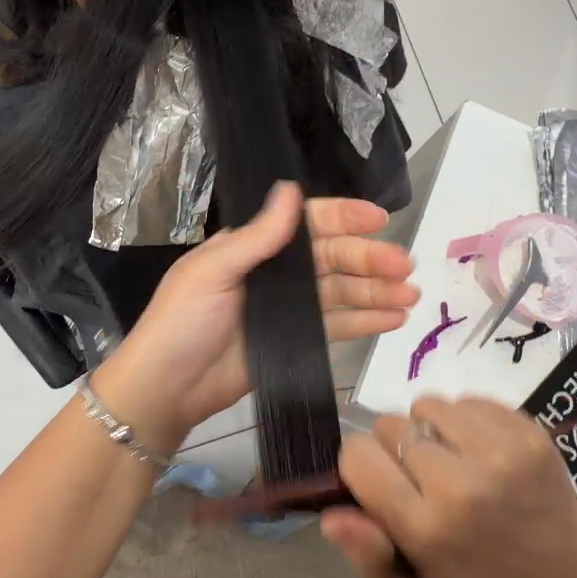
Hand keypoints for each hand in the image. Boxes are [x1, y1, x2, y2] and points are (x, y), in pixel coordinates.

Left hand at [93, 182, 418, 449]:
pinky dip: (365, 321)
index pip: (306, 224)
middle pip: (331, 258)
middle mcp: (274, 272)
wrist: (166, 387)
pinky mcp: (294, 341)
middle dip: (369, 259)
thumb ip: (257, 236)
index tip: (378, 218)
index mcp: (251, 246)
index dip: (342, 217)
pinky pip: (335, 326)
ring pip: (340, 292)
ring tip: (411, 296)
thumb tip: (291, 190)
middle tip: (405, 267)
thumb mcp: (212, 271)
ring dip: (375, 291)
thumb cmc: (182, 322)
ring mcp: (286, 309)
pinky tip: (394, 319)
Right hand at [320, 395, 576, 577]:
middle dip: (395, 449)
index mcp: (427, 528)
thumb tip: (330, 516)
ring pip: (424, 406)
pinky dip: (462, 421)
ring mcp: (498, 453)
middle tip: (422, 481)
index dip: (361, 466)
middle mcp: (461, 485)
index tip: (381, 485)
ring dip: (427, 430)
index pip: (357, 456)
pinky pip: (464, 400)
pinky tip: (479, 452)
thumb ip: (368, 558)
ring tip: (450, 462)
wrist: (571, 570)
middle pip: (388, 427)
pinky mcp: (525, 431)